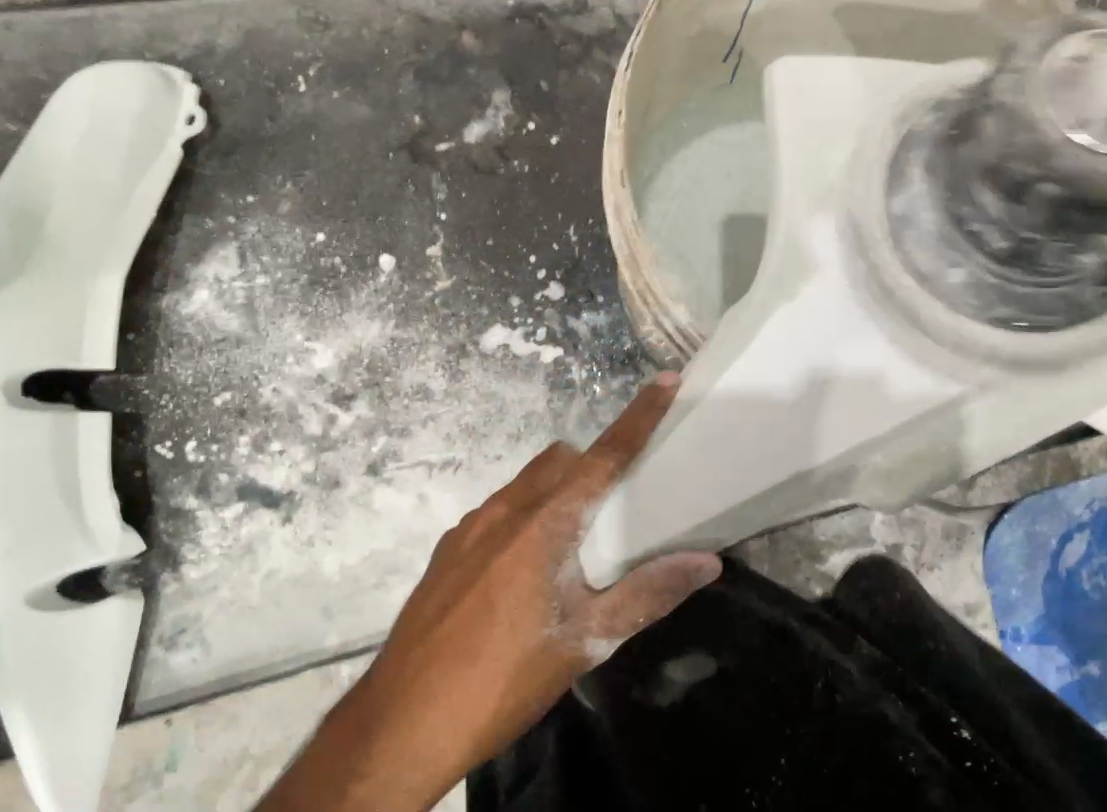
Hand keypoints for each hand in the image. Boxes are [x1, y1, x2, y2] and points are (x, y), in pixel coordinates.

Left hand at [258, 374, 721, 811]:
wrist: (400, 726)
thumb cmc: (503, 680)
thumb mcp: (586, 643)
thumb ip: (649, 595)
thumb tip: (706, 563)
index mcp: (546, 525)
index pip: (605, 456)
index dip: (640, 417)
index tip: (666, 380)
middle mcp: (505, 511)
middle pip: (562, 459)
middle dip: (595, 463)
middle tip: (620, 507)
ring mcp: (469, 529)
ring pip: (527, 483)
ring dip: (558, 493)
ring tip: (572, 552)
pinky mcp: (447, 551)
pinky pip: (498, 511)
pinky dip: (524, 519)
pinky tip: (523, 578)